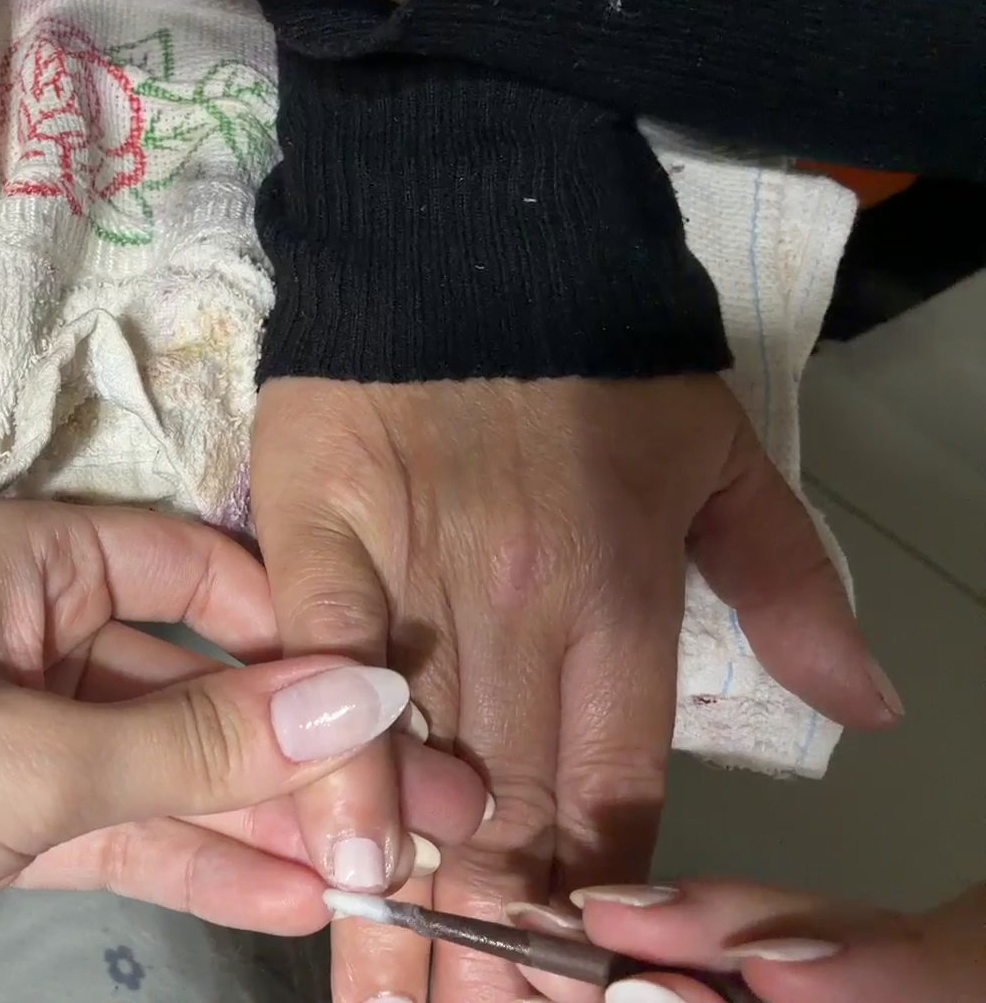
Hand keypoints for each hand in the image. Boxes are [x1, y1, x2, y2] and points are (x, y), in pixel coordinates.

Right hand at [249, 376, 902, 1001]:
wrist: (458, 262)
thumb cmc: (576, 361)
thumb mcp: (716, 450)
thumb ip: (781, 578)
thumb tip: (865, 714)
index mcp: (616, 606)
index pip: (602, 798)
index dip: (582, 917)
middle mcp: (522, 618)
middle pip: (506, 810)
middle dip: (485, 946)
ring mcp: (419, 581)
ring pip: (423, 759)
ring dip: (411, 891)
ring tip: (390, 998)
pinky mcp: (324, 541)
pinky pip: (333, 664)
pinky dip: (337, 755)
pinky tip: (327, 853)